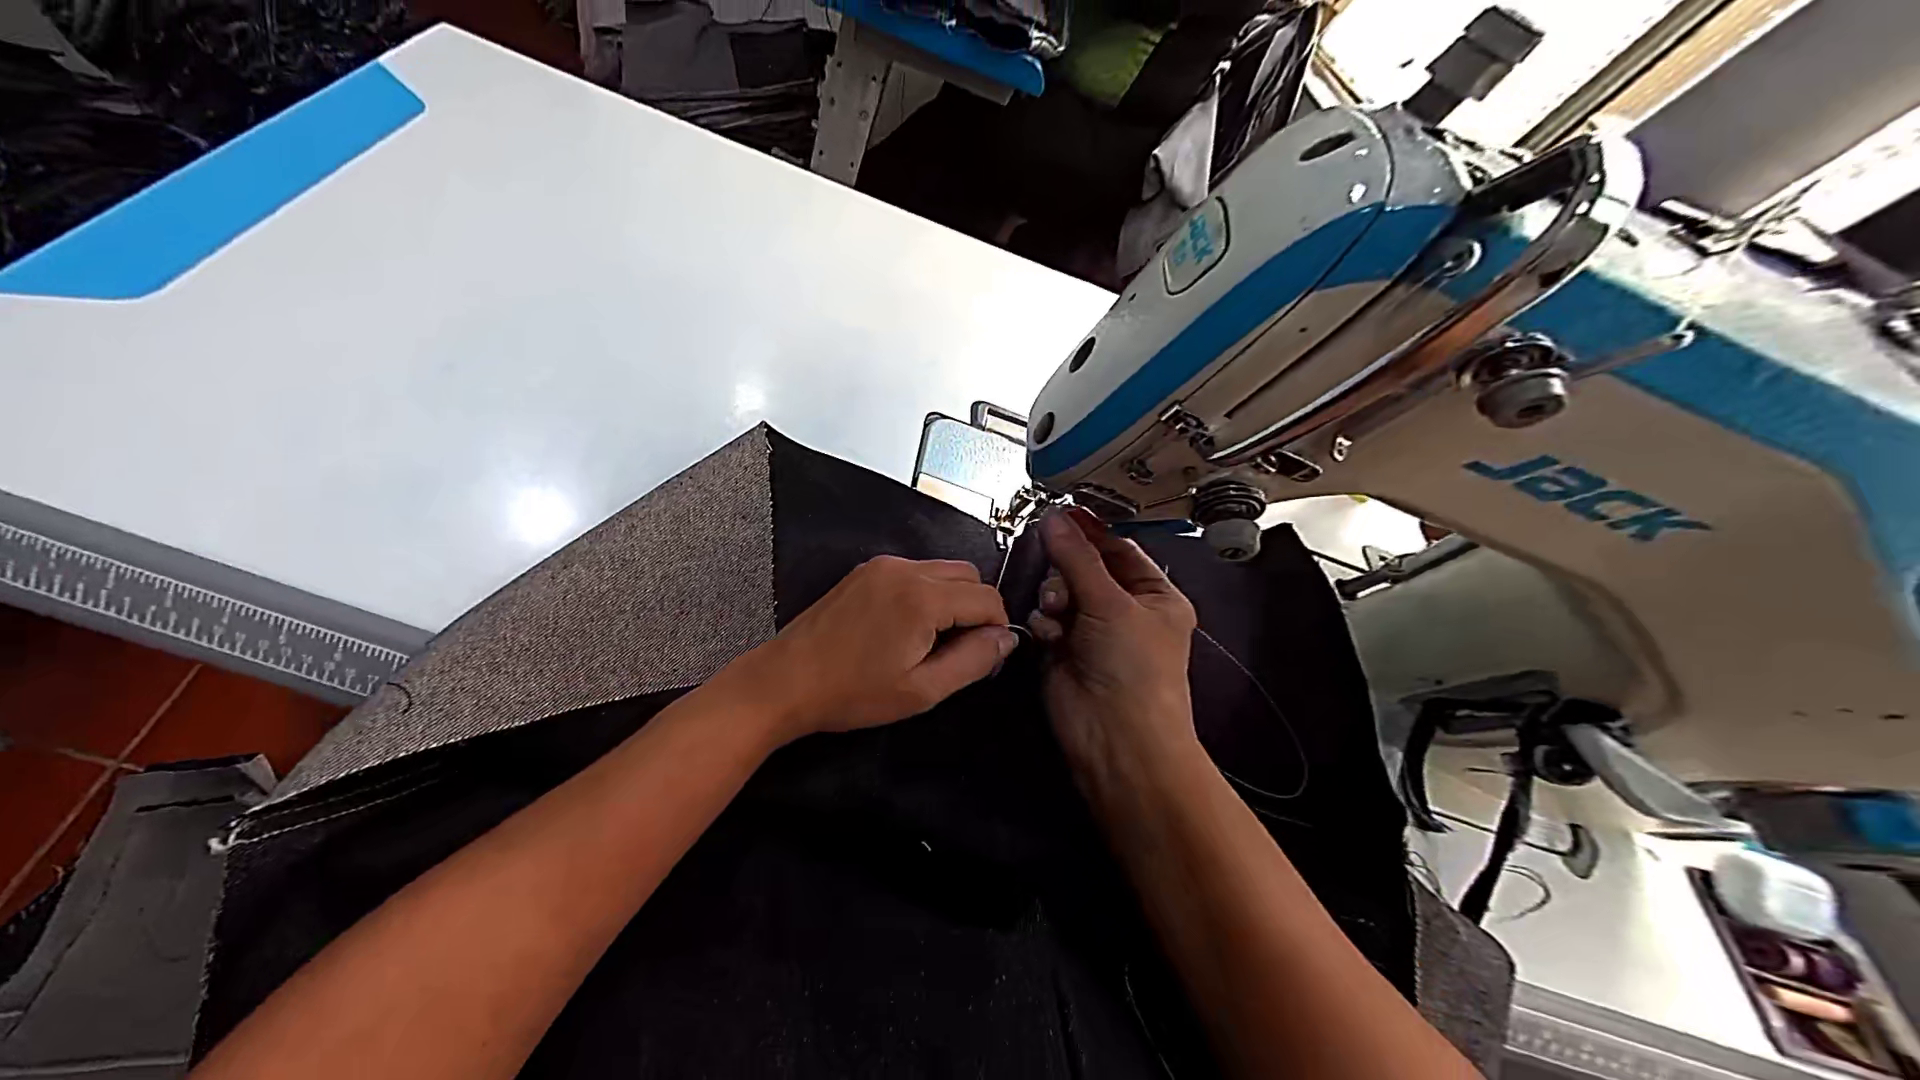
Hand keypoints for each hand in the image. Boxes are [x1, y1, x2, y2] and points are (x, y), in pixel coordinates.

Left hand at [716, 555, 1015, 744]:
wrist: (785, 681)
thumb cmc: (852, 693)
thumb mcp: (922, 689)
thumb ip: (974, 660)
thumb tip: (1005, 638)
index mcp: (922, 598)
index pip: (988, 598)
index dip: (997, 627)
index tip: (986, 656)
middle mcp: (905, 570)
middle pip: (969, 575)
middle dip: (977, 609)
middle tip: (961, 650)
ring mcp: (882, 566)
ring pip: (943, 570)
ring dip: (953, 600)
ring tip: (932, 641)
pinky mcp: (866, 571)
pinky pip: (915, 571)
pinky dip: (927, 593)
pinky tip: (907, 627)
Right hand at [1029, 510, 1199, 801]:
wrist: (1115, 738)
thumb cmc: (1136, 671)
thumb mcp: (1112, 603)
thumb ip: (1077, 557)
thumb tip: (1054, 519)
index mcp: (1154, 595)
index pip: (1119, 548)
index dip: (1092, 530)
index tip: (1064, 511)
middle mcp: (1123, 611)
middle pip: (1082, 567)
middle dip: (1068, 570)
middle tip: (1063, 577)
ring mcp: (1091, 631)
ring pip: (1059, 591)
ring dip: (1054, 597)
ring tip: (1059, 613)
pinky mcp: (1063, 650)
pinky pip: (1044, 618)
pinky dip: (1045, 623)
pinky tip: (1051, 636)